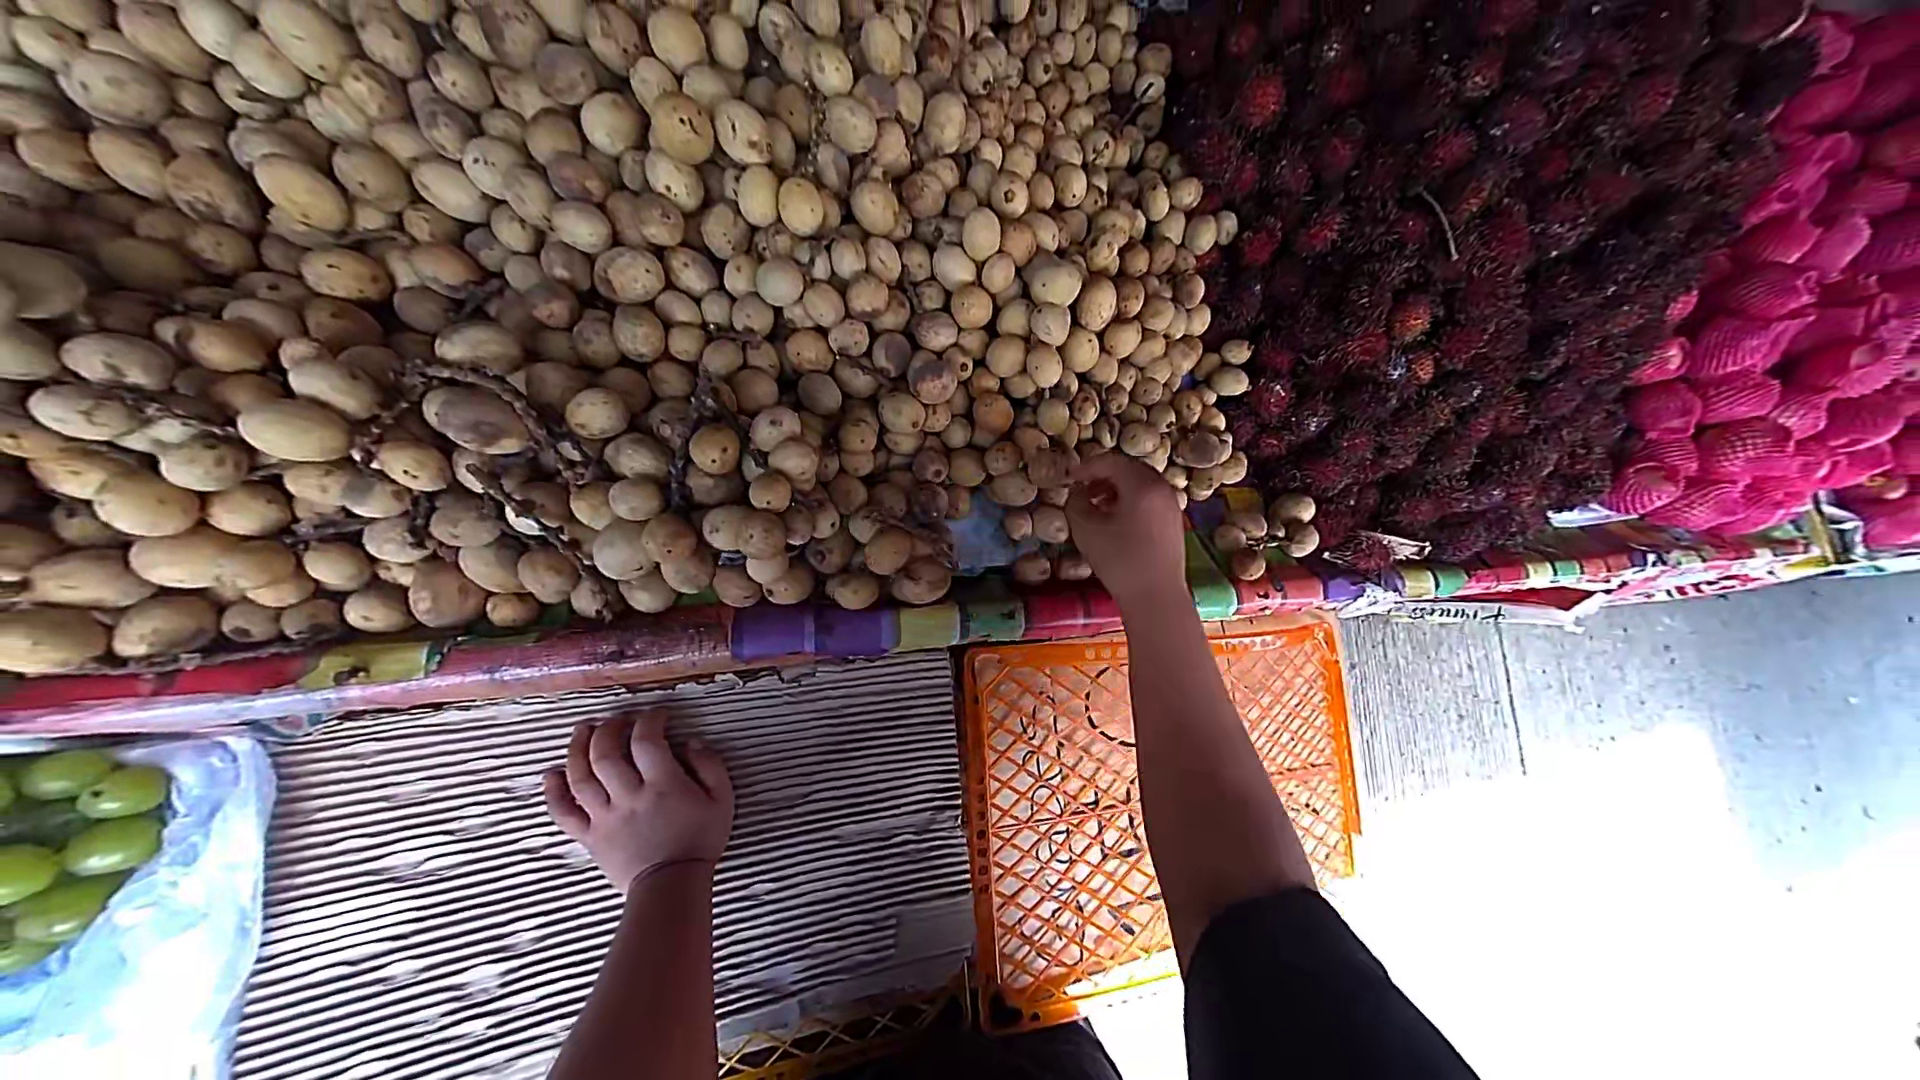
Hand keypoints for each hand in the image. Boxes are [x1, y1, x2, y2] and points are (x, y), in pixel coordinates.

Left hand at [544, 711, 733, 891]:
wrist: (672, 885)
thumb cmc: (700, 839)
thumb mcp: (722, 798)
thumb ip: (710, 765)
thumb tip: (691, 742)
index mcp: (663, 784)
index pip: (647, 740)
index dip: (650, 720)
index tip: (657, 715)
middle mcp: (629, 796)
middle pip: (606, 753)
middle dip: (609, 728)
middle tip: (617, 719)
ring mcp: (605, 817)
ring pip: (580, 776)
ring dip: (578, 748)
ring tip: (583, 730)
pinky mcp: (590, 836)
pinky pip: (564, 813)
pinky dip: (554, 792)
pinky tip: (552, 774)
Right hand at [1066, 451, 1187, 609]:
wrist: (1156, 597)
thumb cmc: (1120, 562)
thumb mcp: (1086, 530)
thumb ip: (1076, 503)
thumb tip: (1078, 493)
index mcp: (1142, 485)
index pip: (1111, 462)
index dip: (1087, 466)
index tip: (1070, 477)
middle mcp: (1162, 488)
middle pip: (1129, 469)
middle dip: (1103, 475)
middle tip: (1082, 488)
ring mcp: (1171, 505)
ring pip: (1140, 484)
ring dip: (1116, 488)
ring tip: (1096, 504)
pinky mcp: (1174, 521)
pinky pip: (1149, 498)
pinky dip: (1130, 500)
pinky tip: (1115, 519)